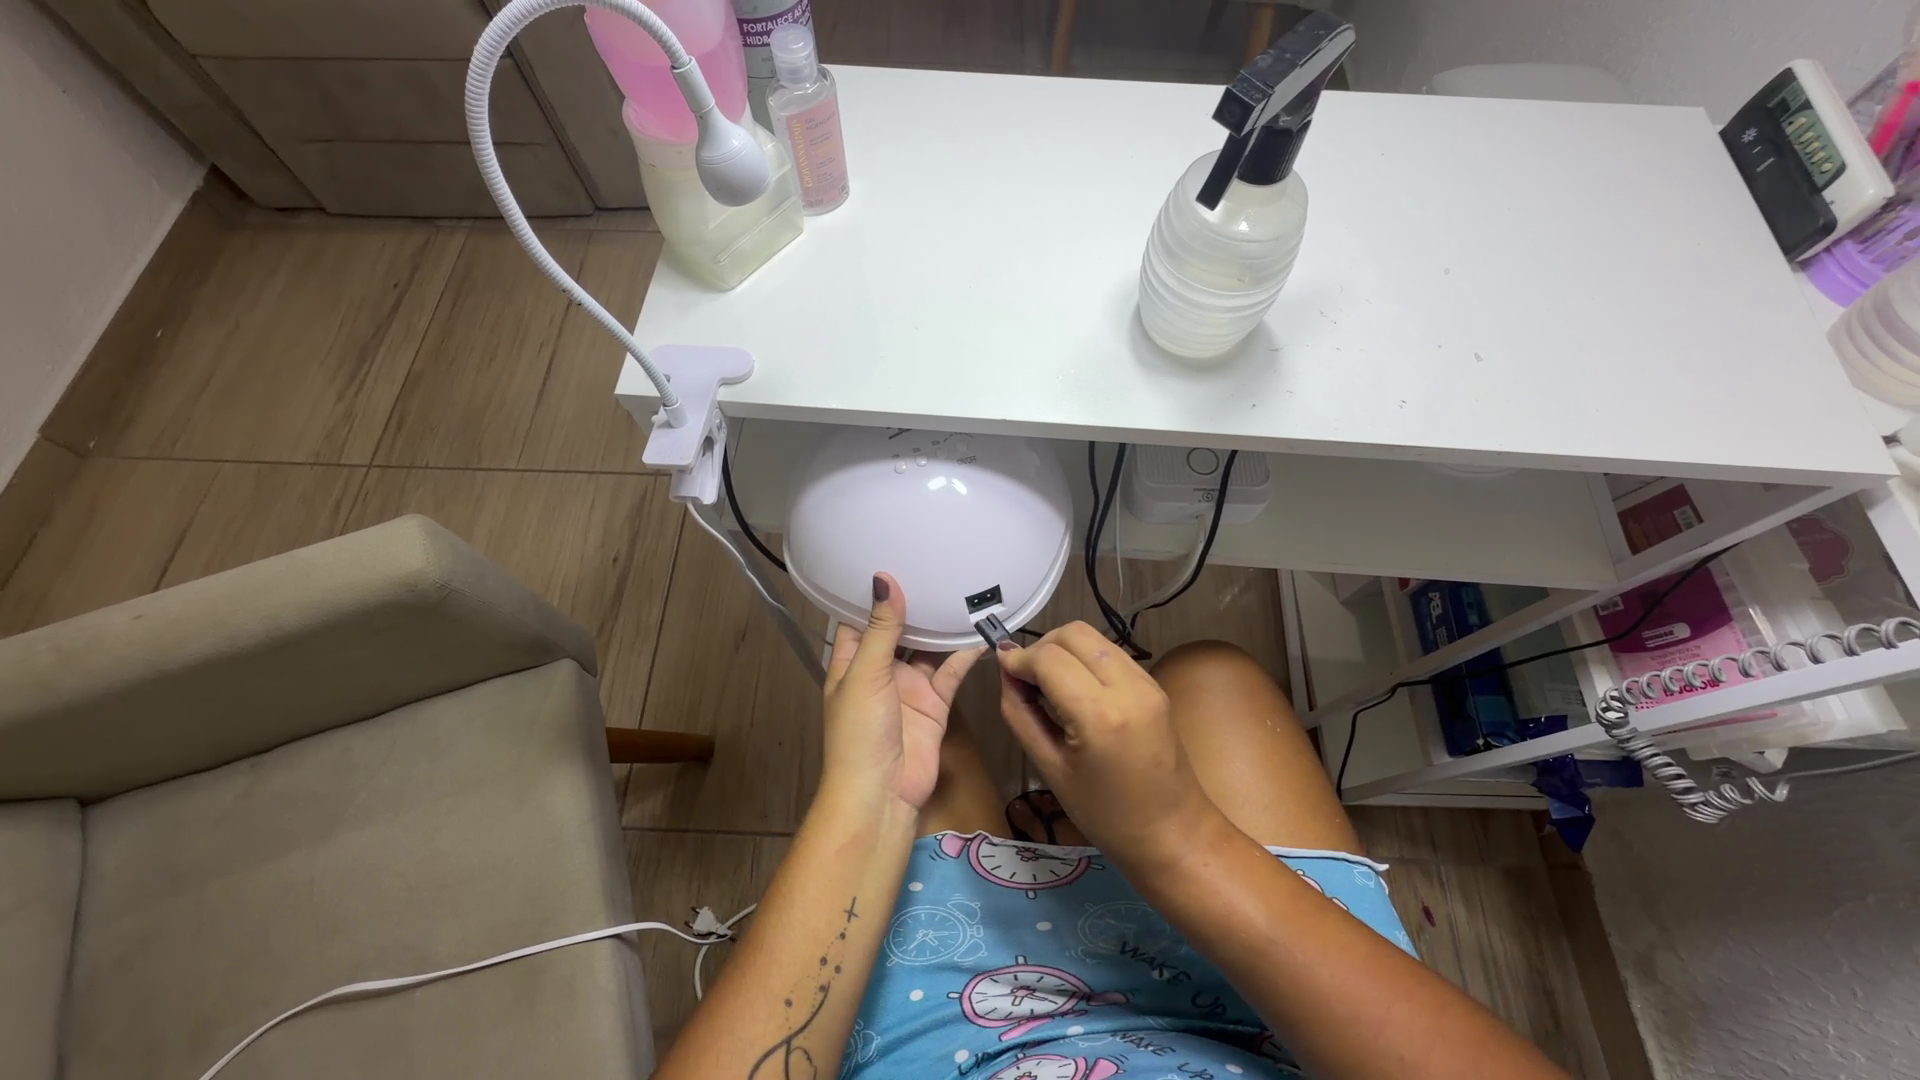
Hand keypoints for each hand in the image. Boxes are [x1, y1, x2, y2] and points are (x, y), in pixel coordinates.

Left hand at [823, 572, 985, 811]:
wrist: (882, 792)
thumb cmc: (860, 731)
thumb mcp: (865, 674)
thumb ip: (880, 629)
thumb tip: (883, 579)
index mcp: (851, 663)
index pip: (859, 620)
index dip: (872, 594)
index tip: (891, 557)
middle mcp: (880, 671)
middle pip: (897, 630)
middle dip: (913, 604)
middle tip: (936, 564)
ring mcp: (909, 687)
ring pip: (927, 648)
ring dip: (941, 626)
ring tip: (961, 590)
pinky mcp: (935, 703)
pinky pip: (951, 672)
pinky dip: (965, 654)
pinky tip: (980, 632)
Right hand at [997, 622, 1227, 868]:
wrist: (1171, 833)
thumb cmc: (1104, 814)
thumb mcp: (1050, 768)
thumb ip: (1021, 714)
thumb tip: (1006, 673)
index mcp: (1100, 714)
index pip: (1048, 658)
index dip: (1018, 659)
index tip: (1001, 671)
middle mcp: (1128, 687)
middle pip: (1073, 633)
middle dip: (1041, 647)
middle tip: (1025, 678)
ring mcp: (1147, 683)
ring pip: (1094, 637)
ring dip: (1064, 650)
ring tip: (1048, 684)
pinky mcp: (1154, 686)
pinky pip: (1111, 653)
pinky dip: (1086, 659)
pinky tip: (1074, 689)